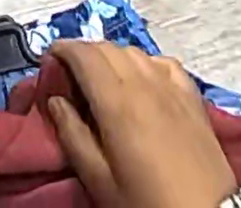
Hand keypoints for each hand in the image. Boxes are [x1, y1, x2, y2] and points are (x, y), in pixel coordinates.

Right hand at [44, 41, 237, 207]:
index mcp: (116, 101)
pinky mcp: (191, 95)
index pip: (84, 55)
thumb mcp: (100, 182)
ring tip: (102, 78)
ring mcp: (170, 85)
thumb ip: (73, 136)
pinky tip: (141, 79)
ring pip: (132, 51)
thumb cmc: (148, 205)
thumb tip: (56, 100)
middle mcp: (142, 82)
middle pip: (106, 48)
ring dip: (111, 56)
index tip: (50, 58)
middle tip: (71, 74)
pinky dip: (144, 62)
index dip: (63, 49)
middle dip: (83, 53)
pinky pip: (161, 62)